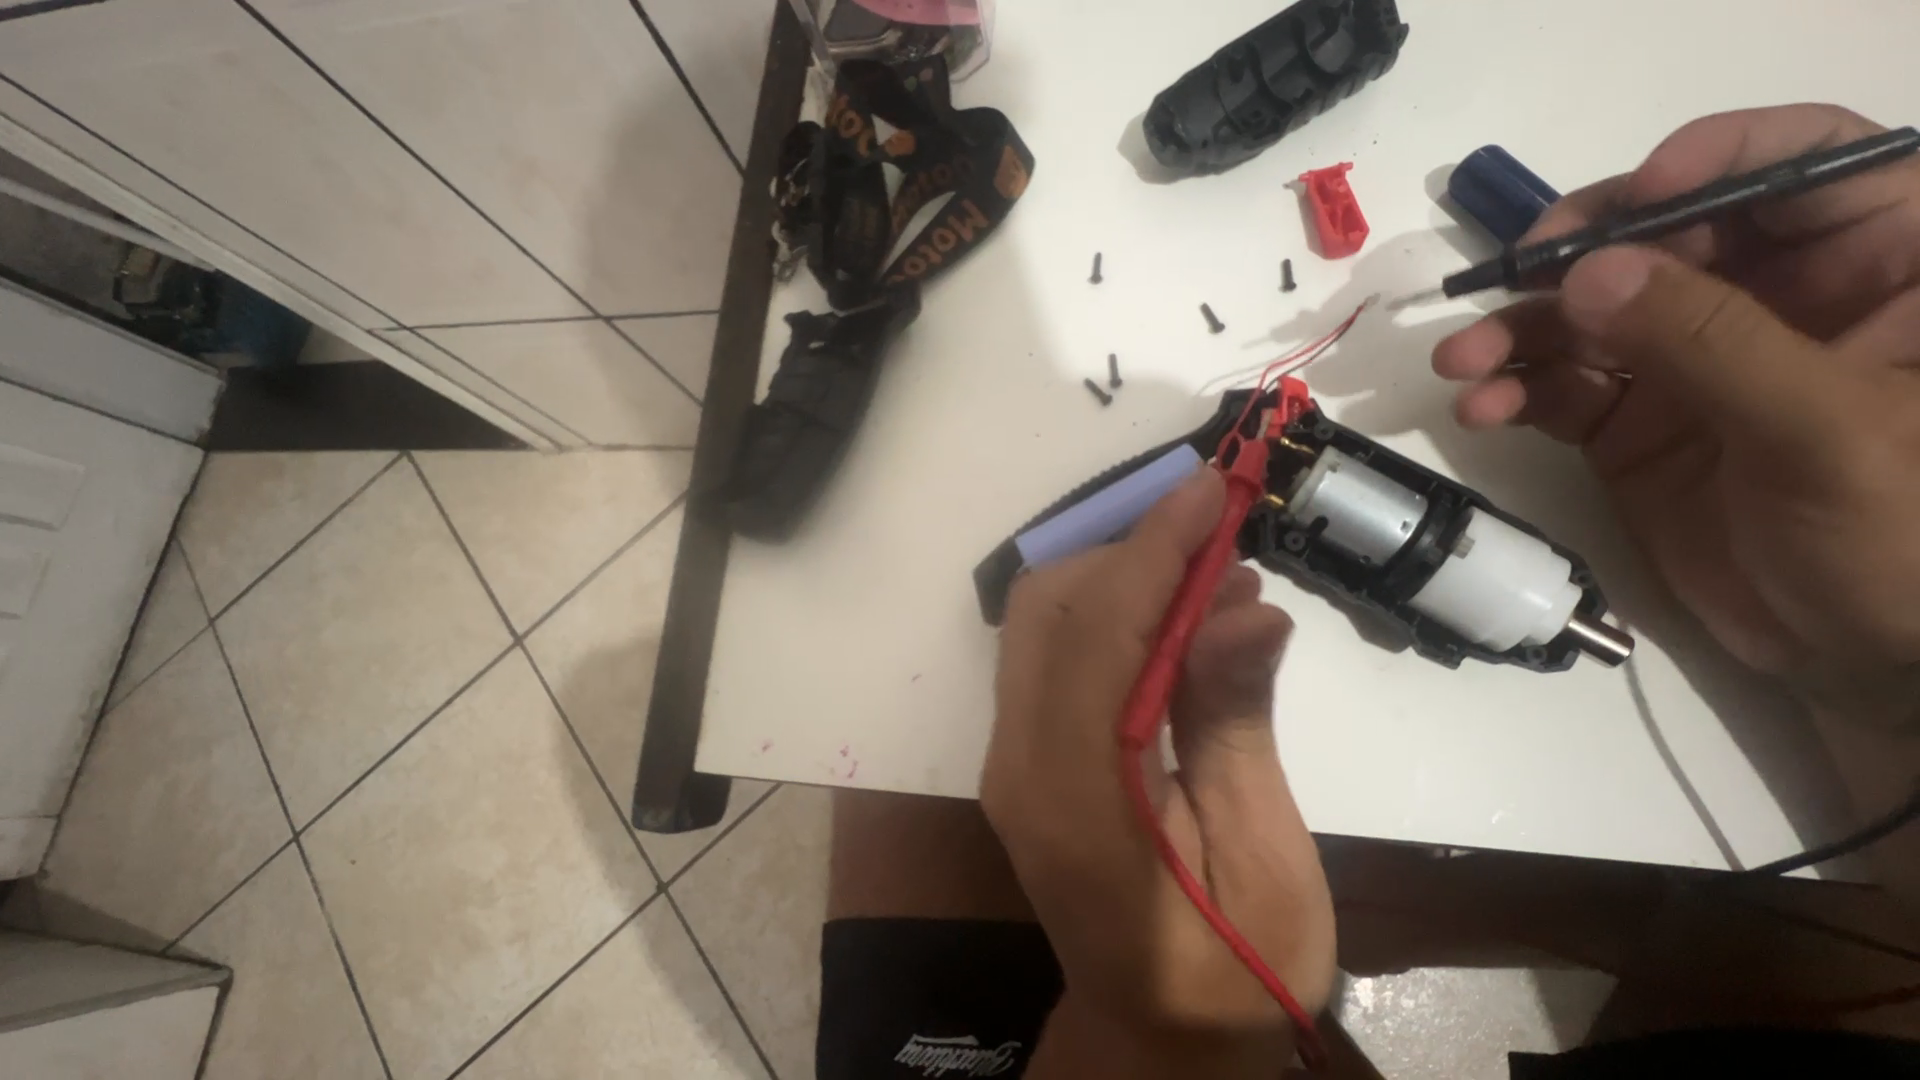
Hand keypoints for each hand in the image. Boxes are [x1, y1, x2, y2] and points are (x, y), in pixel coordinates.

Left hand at [981, 471, 1334, 1068]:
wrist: (1155, 1035)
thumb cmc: (1230, 973)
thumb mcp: (1263, 862)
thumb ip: (1235, 727)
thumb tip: (1244, 607)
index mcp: (1073, 800)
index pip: (1099, 637)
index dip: (1153, 551)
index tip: (1211, 484)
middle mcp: (1018, 764)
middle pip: (1049, 610)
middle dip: (1133, 549)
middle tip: (1224, 525)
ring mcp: (1011, 758)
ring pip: (1045, 621)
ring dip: (1125, 574)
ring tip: (1220, 567)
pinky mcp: (1026, 755)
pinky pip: (1058, 655)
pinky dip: (1116, 614)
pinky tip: (1188, 615)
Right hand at [1433, 104, 1919, 675]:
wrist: (1860, 652)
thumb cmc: (1907, 535)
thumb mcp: (1822, 429)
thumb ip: (1706, 342)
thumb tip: (1586, 274)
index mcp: (1882, 269)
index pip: (1805, 170)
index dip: (1717, 163)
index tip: (1634, 198)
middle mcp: (1775, 301)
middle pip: (1662, 238)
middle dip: (1574, 257)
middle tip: (1510, 276)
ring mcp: (1687, 364)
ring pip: (1587, 316)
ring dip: (1515, 333)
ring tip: (1460, 362)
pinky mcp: (1628, 422)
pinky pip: (1556, 388)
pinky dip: (1511, 394)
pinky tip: (1481, 410)